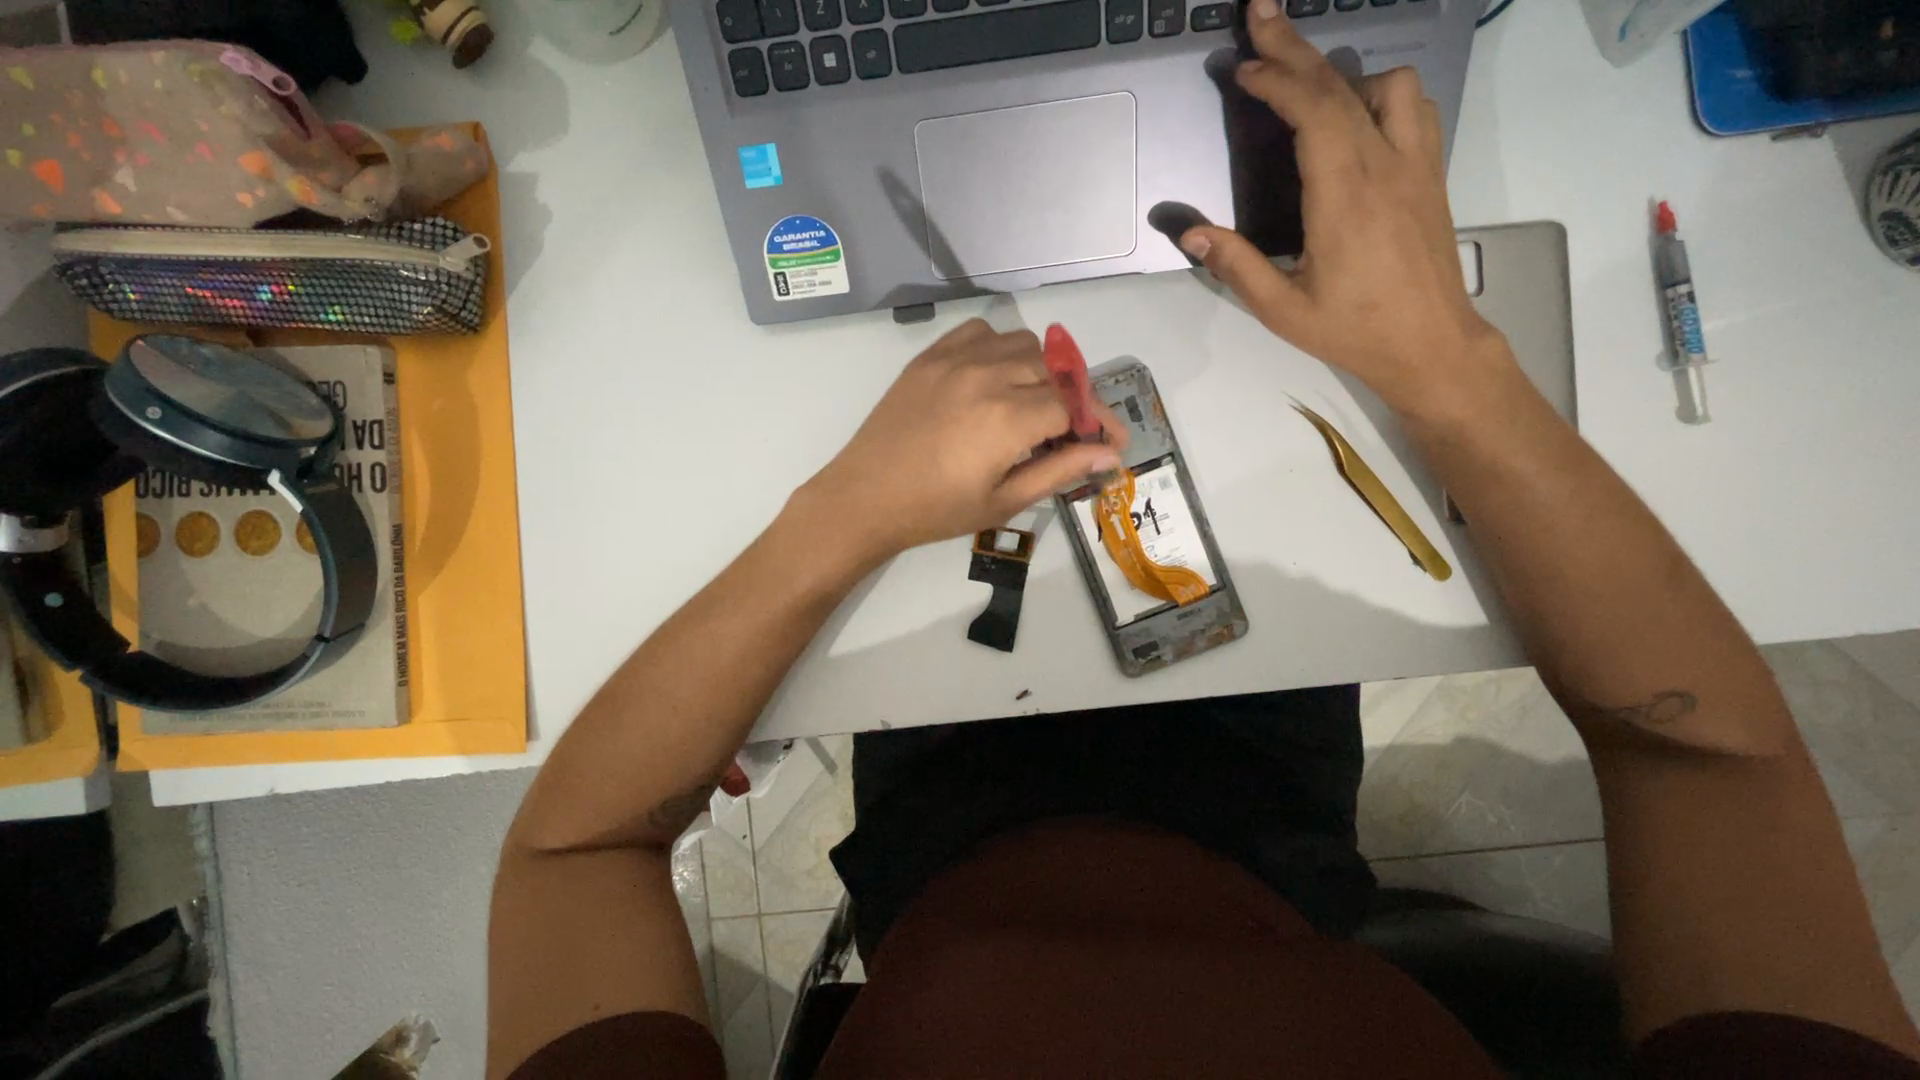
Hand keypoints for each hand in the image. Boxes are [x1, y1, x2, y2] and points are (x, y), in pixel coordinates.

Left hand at [800, 319, 1126, 558]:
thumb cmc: (935, 510)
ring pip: (1023, 344)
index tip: (1112, 441)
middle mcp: (988, 377)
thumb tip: (1109, 455)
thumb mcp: (1003, 501)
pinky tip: (994, 378)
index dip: (1099, 422)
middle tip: (1068, 432)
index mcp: (1008, 419)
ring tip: (1032, 404)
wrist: (866, 496)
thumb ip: (1059, 471)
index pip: (1074, 405)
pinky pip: (982, 332)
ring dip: (1040, 370)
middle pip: (1055, 371)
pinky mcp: (931, 355)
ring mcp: (956, 360)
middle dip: (1072, 400)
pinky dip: (1000, 348)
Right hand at [1177, 3, 1515, 419]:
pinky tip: (1357, 117)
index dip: (1277, 79)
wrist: (1431, 343)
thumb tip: (1191, 233)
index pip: (1313, 112)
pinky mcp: (1431, 174)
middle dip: (1296, 47)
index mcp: (1344, 195)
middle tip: (1263, 10)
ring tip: (1310, 91)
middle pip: (1341, 84)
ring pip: (1390, 86)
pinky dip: (1382, 95)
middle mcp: (1384, 165)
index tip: (1245, 66)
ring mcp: (1415, 165)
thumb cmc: (1353, 329)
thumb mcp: (1282, 309)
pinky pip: (1415, 109)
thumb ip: (1236, 266)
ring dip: (1345, 75)